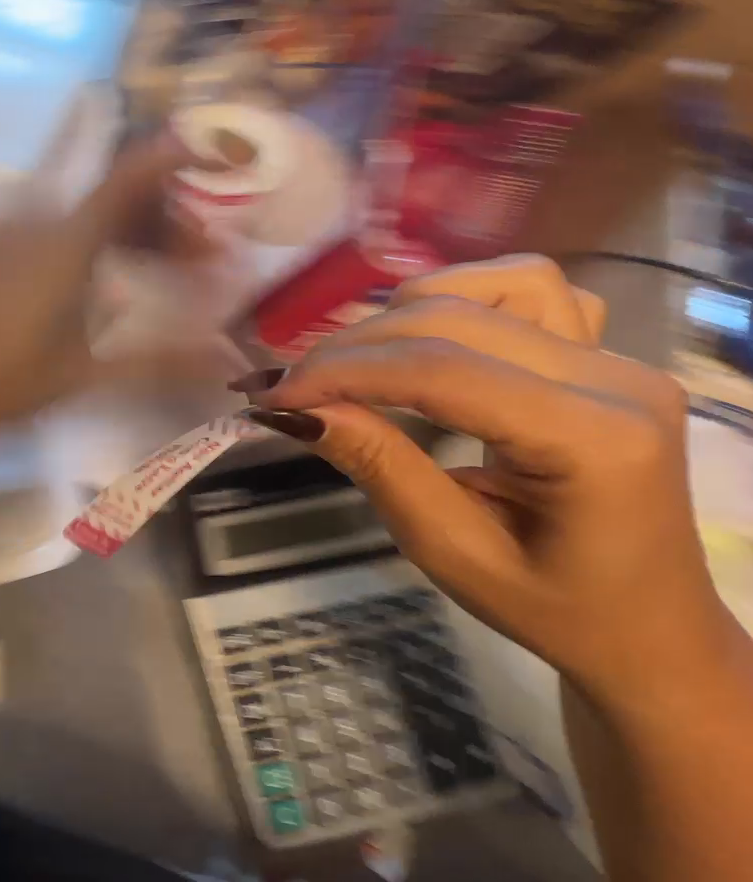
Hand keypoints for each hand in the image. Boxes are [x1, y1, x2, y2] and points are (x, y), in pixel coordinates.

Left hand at [0, 132, 246, 436]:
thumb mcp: (80, 377)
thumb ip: (158, 363)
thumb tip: (229, 362)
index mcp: (65, 240)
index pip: (133, 173)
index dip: (180, 156)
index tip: (225, 156)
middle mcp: (36, 224)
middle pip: (114, 196)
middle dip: (167, 218)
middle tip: (204, 262)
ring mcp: (6, 238)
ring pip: (83, 216)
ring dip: (129, 234)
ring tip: (162, 274)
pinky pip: (53, 231)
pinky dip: (91, 244)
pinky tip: (102, 284)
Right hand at [238, 255, 738, 709]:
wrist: (644, 625)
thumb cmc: (548, 603)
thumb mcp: (447, 548)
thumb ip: (377, 464)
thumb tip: (293, 409)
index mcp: (592, 441)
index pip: (439, 371)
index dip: (339, 372)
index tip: (266, 397)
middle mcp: (615, 380)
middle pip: (451, 320)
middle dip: (349, 348)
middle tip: (286, 389)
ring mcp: (615, 358)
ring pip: (489, 286)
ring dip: (400, 314)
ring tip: (353, 363)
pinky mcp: (600, 353)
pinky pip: (526, 289)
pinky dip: (458, 298)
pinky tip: (423, 337)